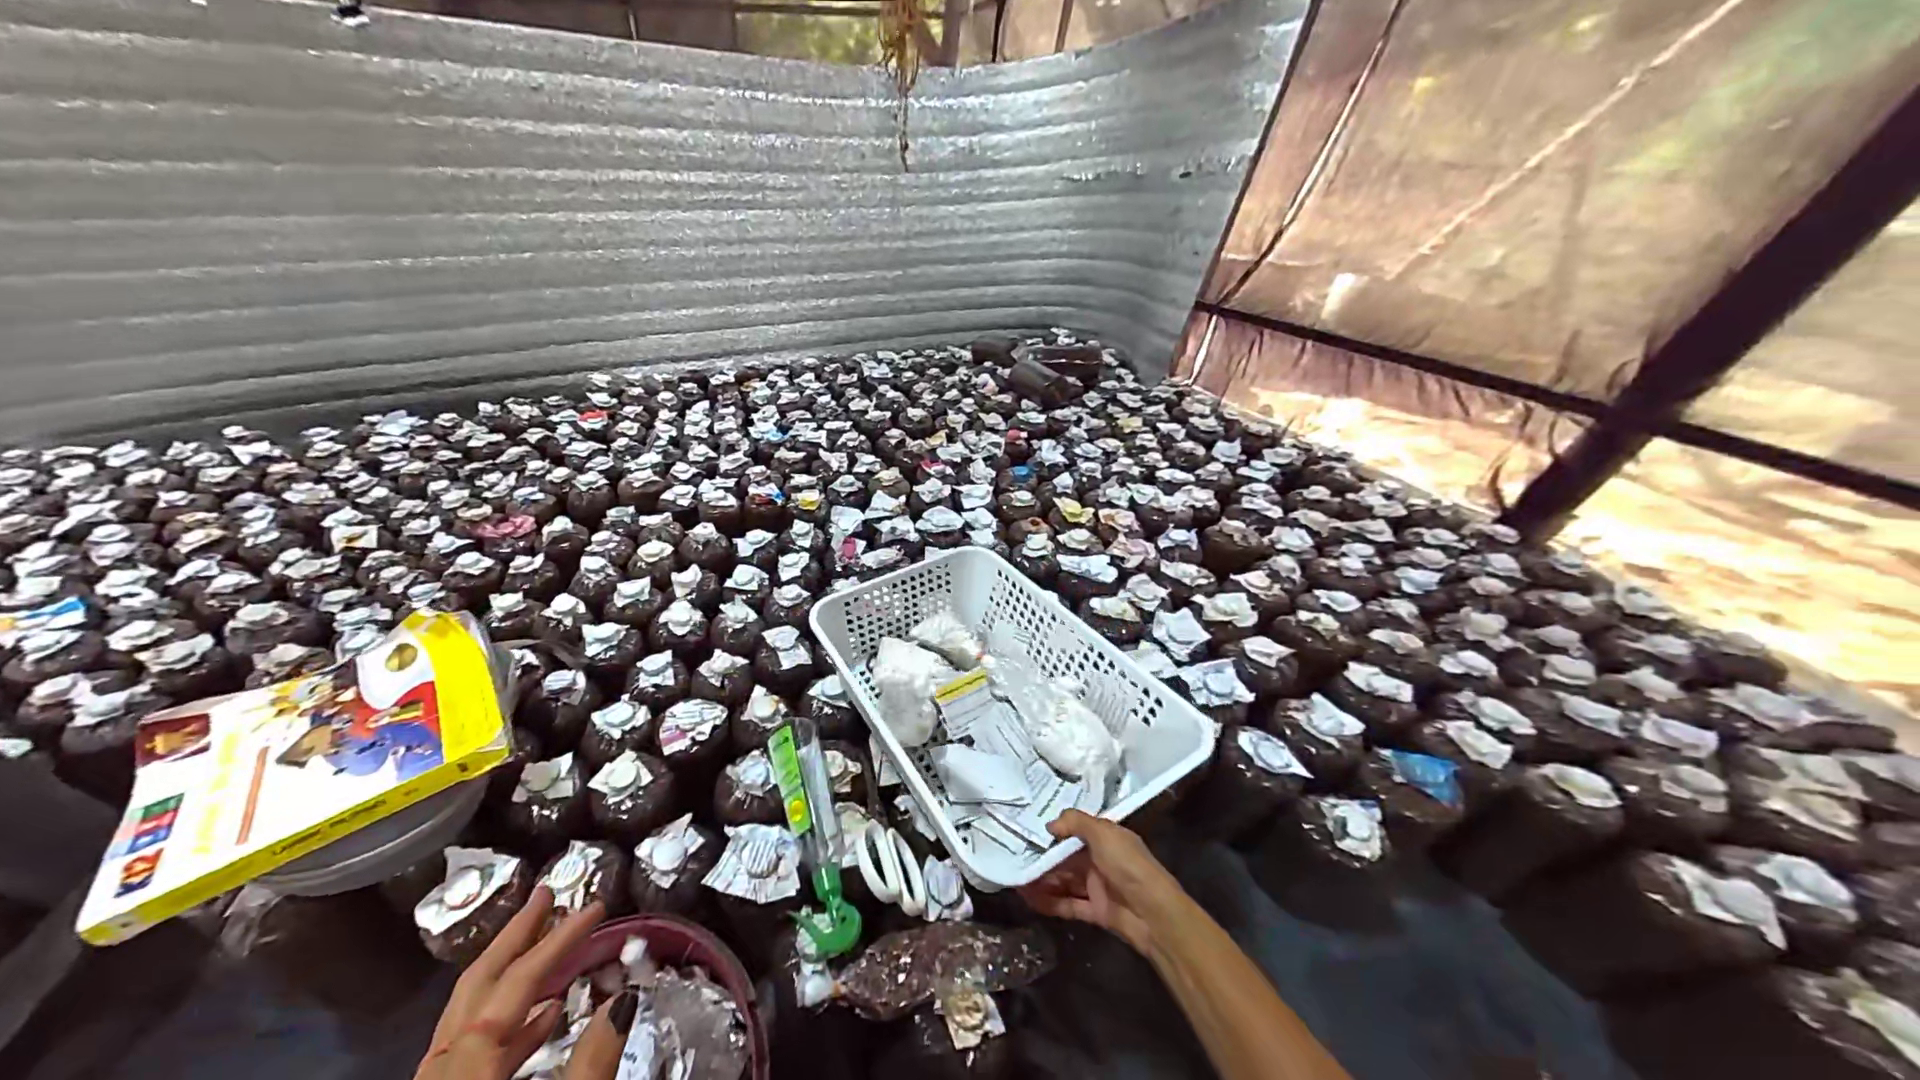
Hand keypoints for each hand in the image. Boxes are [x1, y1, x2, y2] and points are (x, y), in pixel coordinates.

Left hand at [415, 886, 606, 1079]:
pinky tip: (547, 1012)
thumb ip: (590, 1064)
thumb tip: (624, 1001)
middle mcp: (438, 1075)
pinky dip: (509, 1019)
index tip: (596, 907)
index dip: (557, 942)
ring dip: (513, 972)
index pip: (513, 988)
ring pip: (471, 1016)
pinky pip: (474, 1048)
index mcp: (462, 1073)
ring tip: (550, 940)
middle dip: (516, 938)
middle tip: (546, 895)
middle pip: (476, 990)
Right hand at [1017, 809, 1181, 953]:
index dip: (1053, 834)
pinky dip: (1049, 902)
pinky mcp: (1095, 912)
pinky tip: (1029, 899)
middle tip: (1015, 860)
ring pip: (1065, 881)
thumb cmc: (1128, 865)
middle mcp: (1101, 861)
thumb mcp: (1103, 834)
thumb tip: (1050, 825)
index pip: (1075, 833)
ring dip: (1042, 881)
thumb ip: (1075, 823)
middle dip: (1043, 860)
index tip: (1029, 834)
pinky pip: (1068, 904)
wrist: (1154, 914)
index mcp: (1106, 839)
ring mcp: (1098, 887)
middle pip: (1066, 859)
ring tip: (1016, 880)